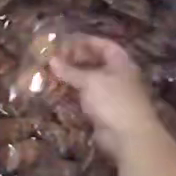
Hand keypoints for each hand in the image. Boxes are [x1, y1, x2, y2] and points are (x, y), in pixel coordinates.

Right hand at [48, 35, 167, 159]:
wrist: (127, 135)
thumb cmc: (113, 101)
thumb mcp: (90, 81)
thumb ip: (70, 71)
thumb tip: (52, 60)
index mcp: (121, 64)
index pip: (105, 46)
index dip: (86, 41)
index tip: (65, 41)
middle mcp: (116, 76)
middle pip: (95, 62)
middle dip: (74, 59)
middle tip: (53, 59)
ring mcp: (109, 93)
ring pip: (87, 80)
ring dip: (69, 77)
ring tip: (49, 74)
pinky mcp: (101, 108)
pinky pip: (82, 96)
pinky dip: (69, 92)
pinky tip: (55, 92)